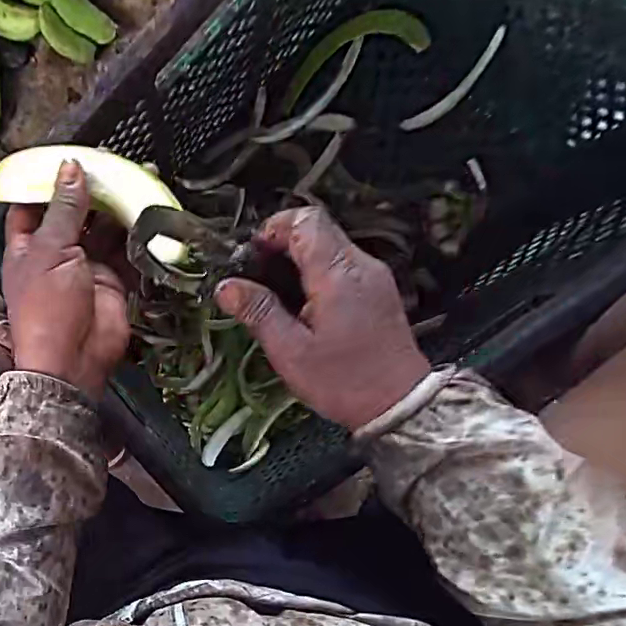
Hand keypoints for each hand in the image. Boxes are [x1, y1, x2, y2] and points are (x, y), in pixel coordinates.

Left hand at [2, 160, 129, 398]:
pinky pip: (124, 250)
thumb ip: (64, 209)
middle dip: (89, 189)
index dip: (45, 182)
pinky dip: (135, 231)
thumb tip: (71, 168)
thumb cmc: (48, 307)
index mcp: (26, 248)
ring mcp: (85, 267)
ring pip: (101, 229)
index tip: (65, 155)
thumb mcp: (49, 251)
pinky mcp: (112, 280)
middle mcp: (55, 254)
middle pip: (72, 213)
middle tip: (110, 160)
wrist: (74, 360)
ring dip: (116, 206)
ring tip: (134, 174)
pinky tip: (146, 205)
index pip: (31, 206)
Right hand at [215, 207, 431, 428]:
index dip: (272, 228)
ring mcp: (374, 275)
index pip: (305, 222)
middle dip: (282, 241)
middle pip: (318, 227)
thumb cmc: (341, 380)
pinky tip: (299, 301)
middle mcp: (361, 265)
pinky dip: (315, 270)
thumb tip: (225, 286)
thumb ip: (259, 312)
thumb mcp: (290, 351)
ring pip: (330, 243)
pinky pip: (342, 263)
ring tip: (272, 289)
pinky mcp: (378, 290)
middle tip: (255, 273)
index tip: (249, 254)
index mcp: (337, 274)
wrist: (399, 404)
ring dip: (298, 256)